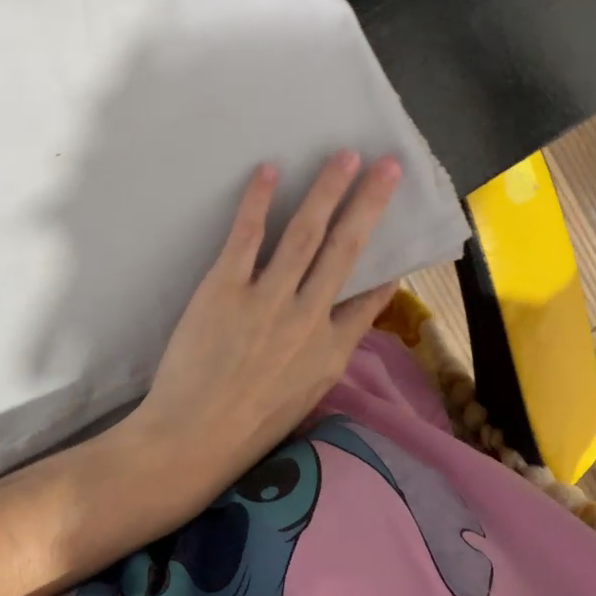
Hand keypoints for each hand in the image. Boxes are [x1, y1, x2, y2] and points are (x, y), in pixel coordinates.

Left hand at [119, 152, 403, 493]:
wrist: (192, 440)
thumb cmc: (248, 427)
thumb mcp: (305, 398)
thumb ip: (329, 355)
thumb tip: (348, 318)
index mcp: (331, 351)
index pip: (370, 298)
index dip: (388, 259)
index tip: (404, 224)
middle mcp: (308, 318)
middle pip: (346, 248)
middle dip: (370, 203)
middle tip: (389, 163)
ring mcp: (268, 300)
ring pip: (306, 234)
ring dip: (327, 190)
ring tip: (345, 156)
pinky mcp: (225, 289)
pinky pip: (248, 236)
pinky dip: (259, 201)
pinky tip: (269, 171)